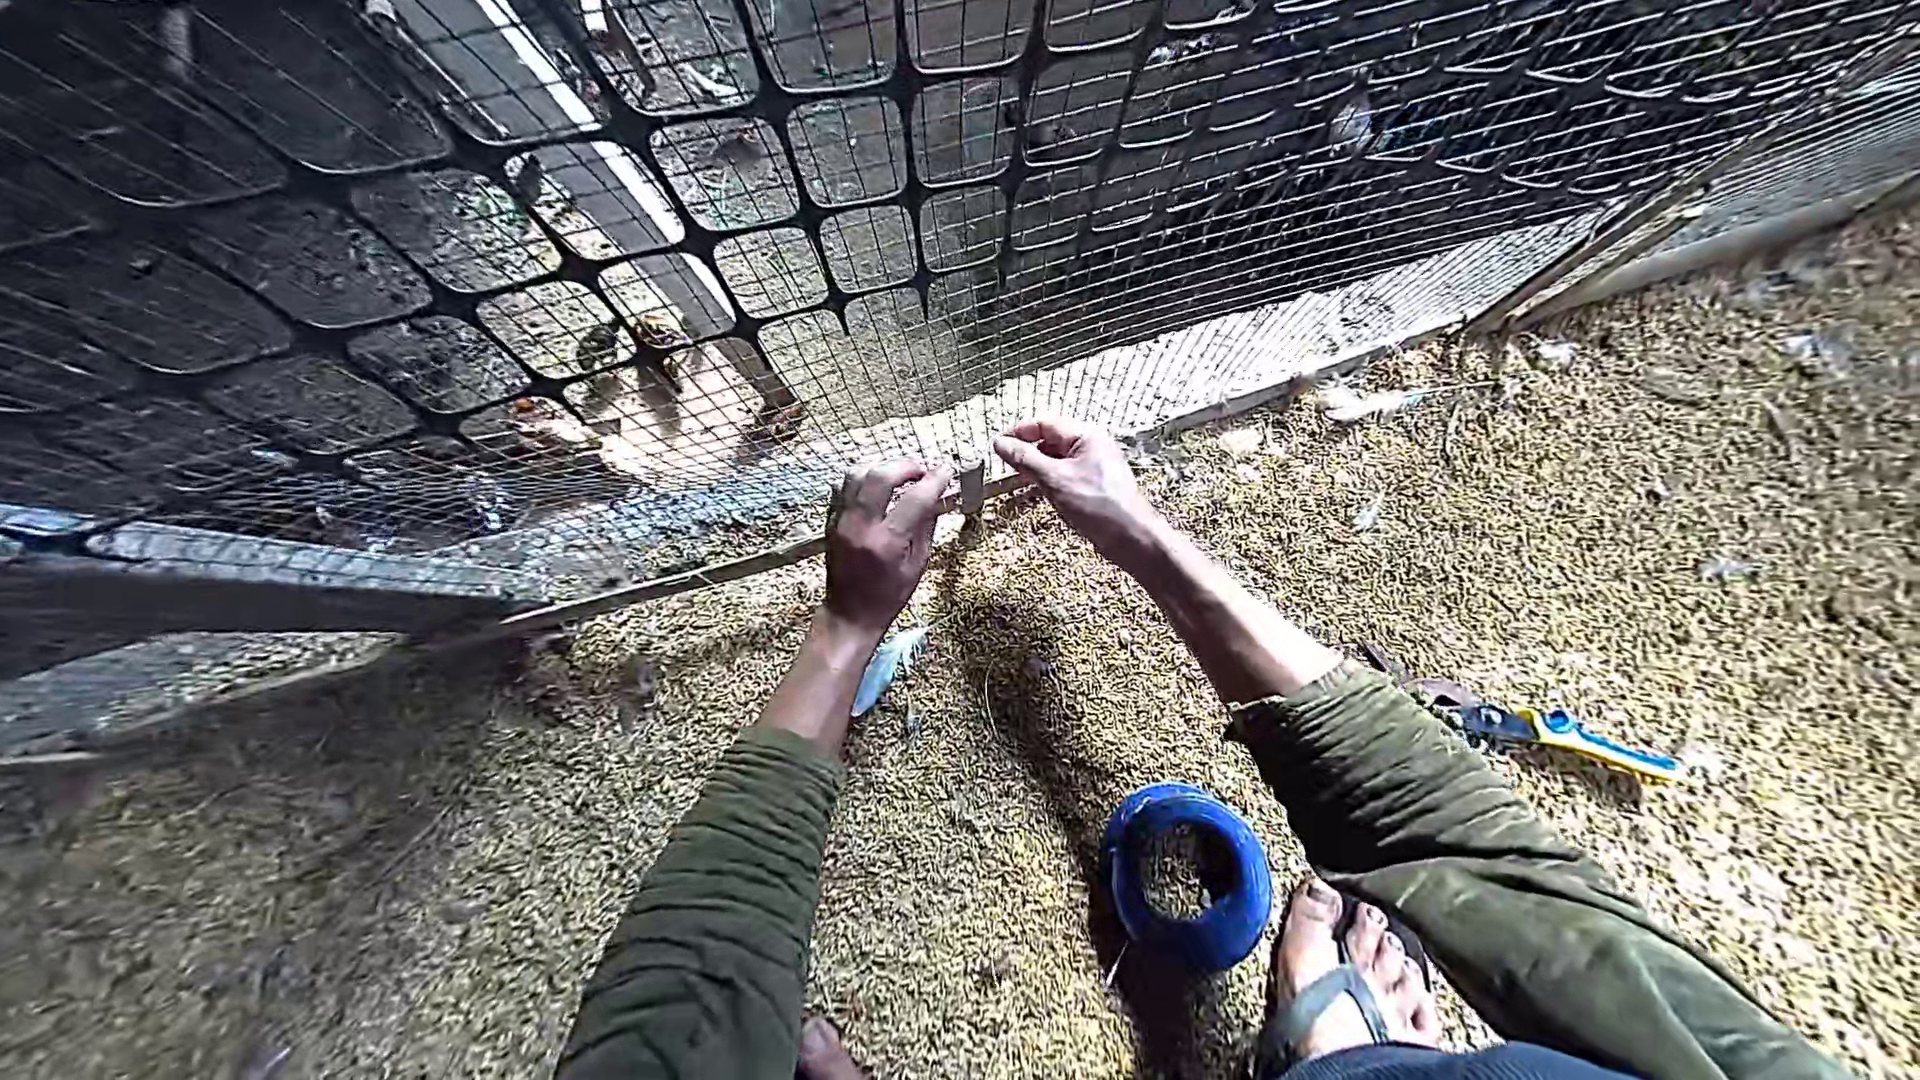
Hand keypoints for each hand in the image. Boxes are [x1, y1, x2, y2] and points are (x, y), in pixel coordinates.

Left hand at [822, 459, 951, 637]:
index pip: (915, 499)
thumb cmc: (888, 595)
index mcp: (887, 542)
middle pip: (880, 476)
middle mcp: (860, 526)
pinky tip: (876, 485)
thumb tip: (935, 498)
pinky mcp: (830, 520)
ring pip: (856, 473)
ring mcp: (840, 521)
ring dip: (882, 466)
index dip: (934, 479)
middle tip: (921, 470)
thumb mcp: (917, 565)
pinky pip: (842, 486)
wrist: (849, 613)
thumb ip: (926, 528)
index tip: (946, 469)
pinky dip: (862, 478)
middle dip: (906, 466)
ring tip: (898, 474)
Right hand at [992, 417, 1160, 564]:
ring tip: (1020, 483)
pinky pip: (1065, 475)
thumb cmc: (1099, 506)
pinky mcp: (1094, 484)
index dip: (1018, 433)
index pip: (1044, 424)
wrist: (1131, 537)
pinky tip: (1040, 494)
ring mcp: (1093, 465)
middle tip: (1007, 467)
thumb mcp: (1054, 479)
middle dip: (1027, 451)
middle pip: (1050, 440)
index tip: (998, 447)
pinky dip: (1049, 481)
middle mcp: (1091, 446)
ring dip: (1036, 468)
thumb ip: (1025, 459)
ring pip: (1056, 459)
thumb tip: (1001, 444)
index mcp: (1086, 435)